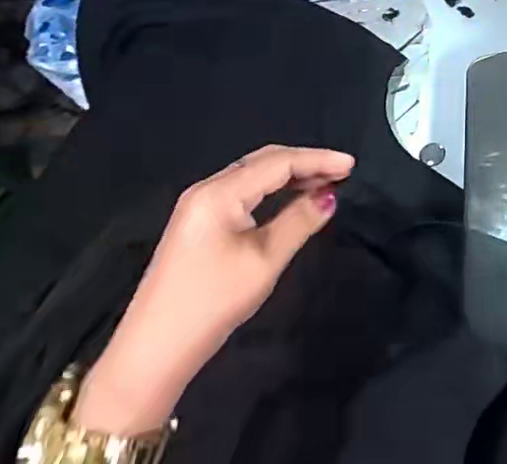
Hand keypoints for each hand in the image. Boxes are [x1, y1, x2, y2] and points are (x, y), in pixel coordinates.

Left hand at [74, 145, 352, 434]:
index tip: (351, 163)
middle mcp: (207, 187)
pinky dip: (269, 191)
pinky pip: (240, 192)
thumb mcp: (263, 262)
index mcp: (219, 190)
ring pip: (251, 176)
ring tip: (323, 182)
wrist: (155, 347)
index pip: (276, 162)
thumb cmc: (212, 302)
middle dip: (303, 163)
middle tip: (342, 171)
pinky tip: (288, 199)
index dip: (316, 159)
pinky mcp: (197, 222)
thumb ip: (298, 222)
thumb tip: (329, 196)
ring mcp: (199, 204)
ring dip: (287, 176)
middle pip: (262, 162)